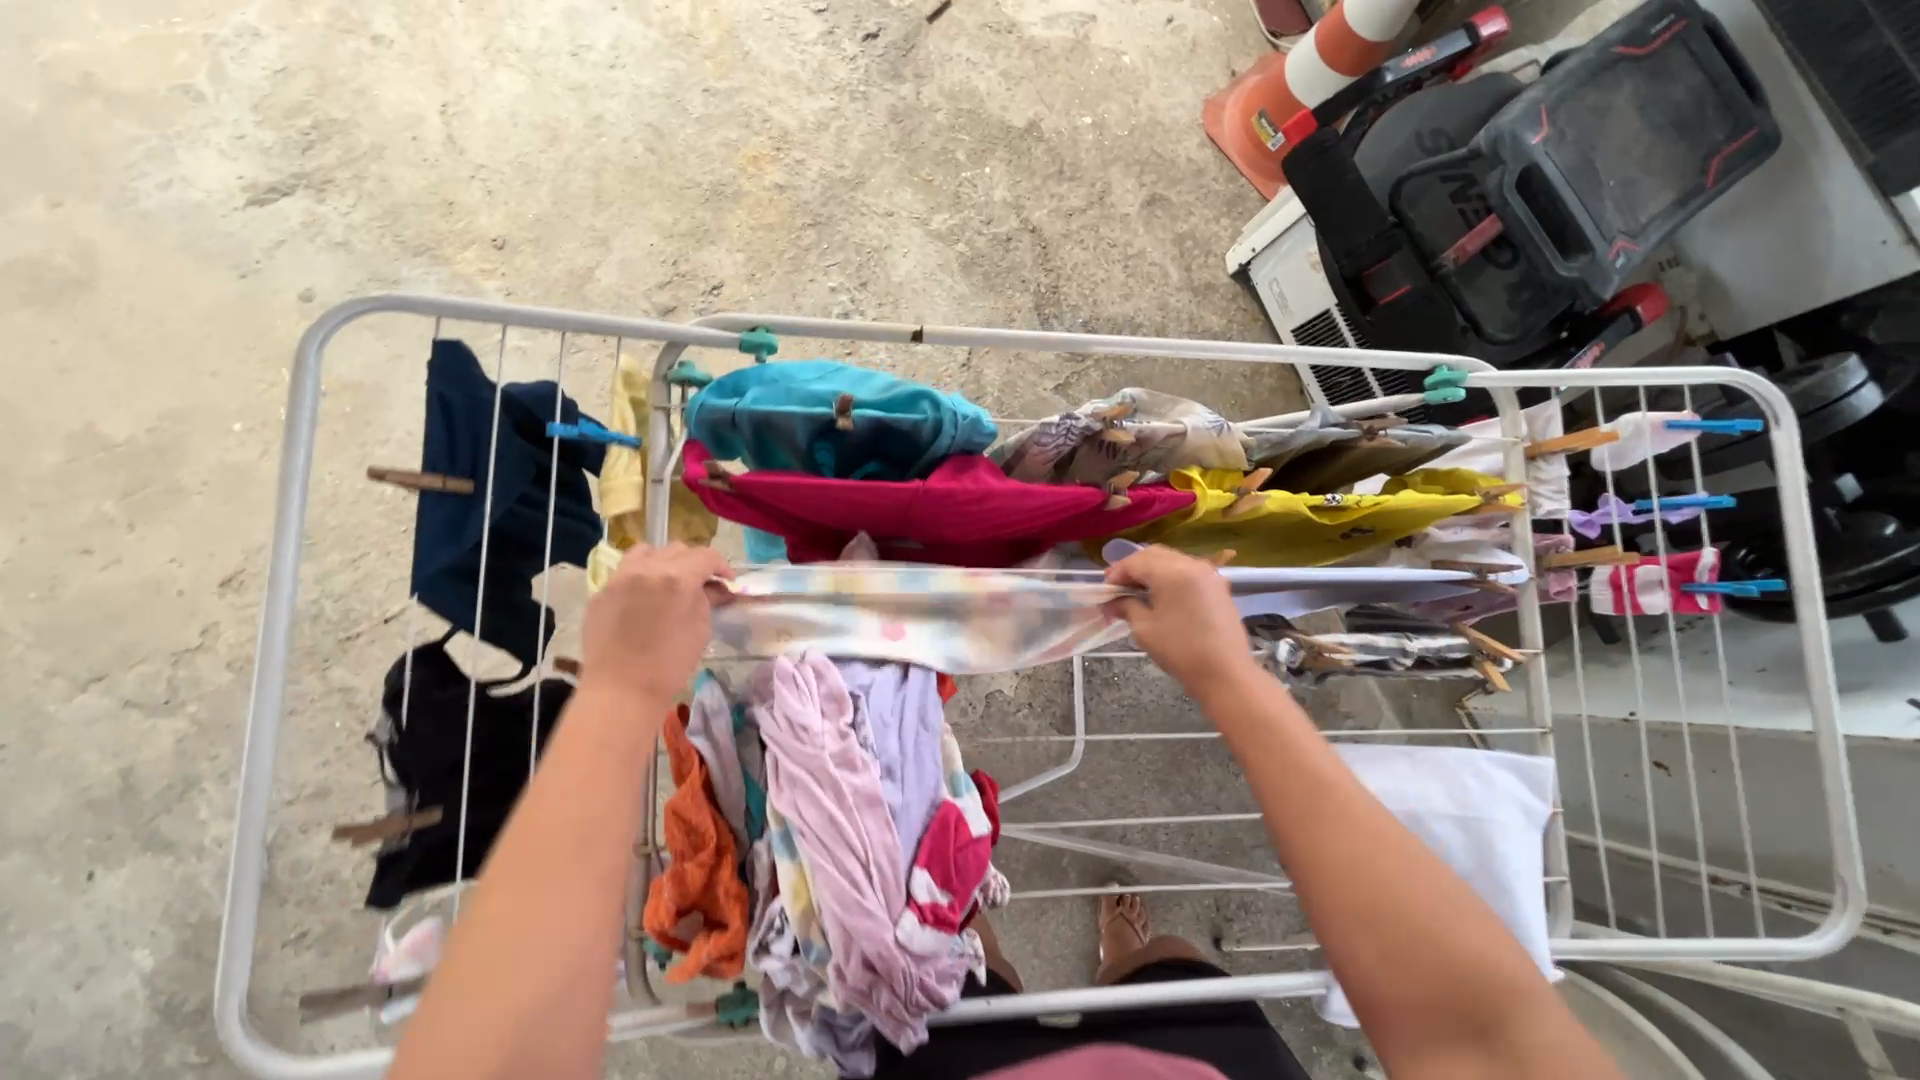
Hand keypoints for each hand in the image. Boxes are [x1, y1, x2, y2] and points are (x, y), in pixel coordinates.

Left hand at [580, 543, 731, 700]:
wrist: (621, 690)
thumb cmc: (669, 665)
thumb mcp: (700, 630)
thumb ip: (706, 601)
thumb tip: (710, 589)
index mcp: (677, 578)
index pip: (706, 556)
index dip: (721, 566)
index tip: (727, 581)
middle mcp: (647, 569)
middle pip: (677, 550)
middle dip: (694, 563)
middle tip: (701, 584)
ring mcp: (619, 578)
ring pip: (646, 552)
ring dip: (663, 561)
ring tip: (668, 581)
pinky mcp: (601, 591)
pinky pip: (625, 572)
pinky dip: (640, 576)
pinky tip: (644, 598)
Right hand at [1104, 545, 1258, 688]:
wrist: (1225, 673)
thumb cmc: (1180, 650)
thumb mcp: (1144, 629)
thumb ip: (1126, 607)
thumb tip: (1112, 601)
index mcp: (1171, 572)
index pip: (1136, 562)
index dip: (1116, 573)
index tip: (1104, 589)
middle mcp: (1192, 564)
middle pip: (1154, 555)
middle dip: (1133, 567)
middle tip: (1118, 586)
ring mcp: (1209, 574)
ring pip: (1172, 560)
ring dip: (1152, 570)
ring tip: (1137, 590)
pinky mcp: (1218, 587)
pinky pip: (1188, 571)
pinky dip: (1170, 576)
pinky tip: (1162, 594)